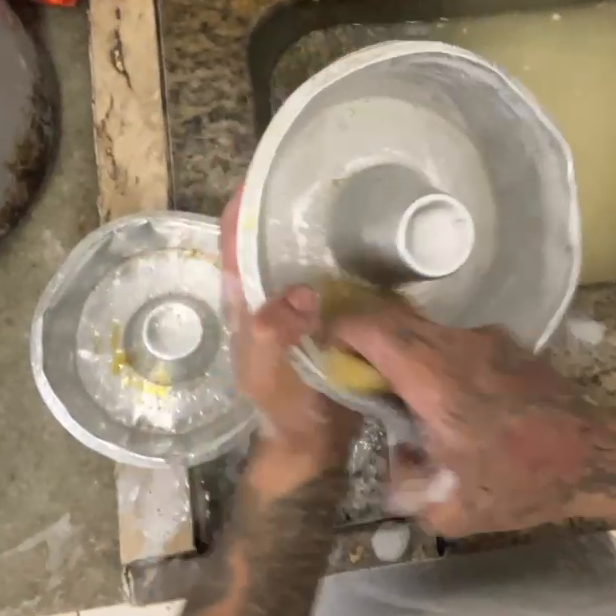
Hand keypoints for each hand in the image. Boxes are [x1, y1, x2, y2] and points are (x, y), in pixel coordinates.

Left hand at [220, 194, 357, 479]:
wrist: (318, 444)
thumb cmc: (283, 408)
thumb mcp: (265, 374)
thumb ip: (270, 336)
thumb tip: (301, 292)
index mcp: (244, 301)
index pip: (235, 241)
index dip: (243, 206)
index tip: (265, 171)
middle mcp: (271, 294)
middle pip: (273, 240)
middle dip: (289, 208)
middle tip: (323, 176)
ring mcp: (304, 304)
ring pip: (308, 255)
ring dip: (324, 230)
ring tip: (355, 197)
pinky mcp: (335, 313)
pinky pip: (341, 277)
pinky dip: (354, 259)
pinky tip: (379, 242)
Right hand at [327, 302, 615, 535]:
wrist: (598, 457)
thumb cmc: (522, 482)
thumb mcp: (453, 508)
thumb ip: (407, 488)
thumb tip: (394, 466)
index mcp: (436, 379)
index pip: (375, 329)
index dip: (341, 328)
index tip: (323, 343)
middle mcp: (458, 346)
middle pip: (397, 321)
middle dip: (367, 339)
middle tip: (354, 373)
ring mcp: (487, 340)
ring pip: (427, 332)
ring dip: (406, 355)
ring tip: (411, 400)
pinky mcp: (508, 345)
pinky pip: (457, 344)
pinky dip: (439, 362)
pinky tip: (456, 403)